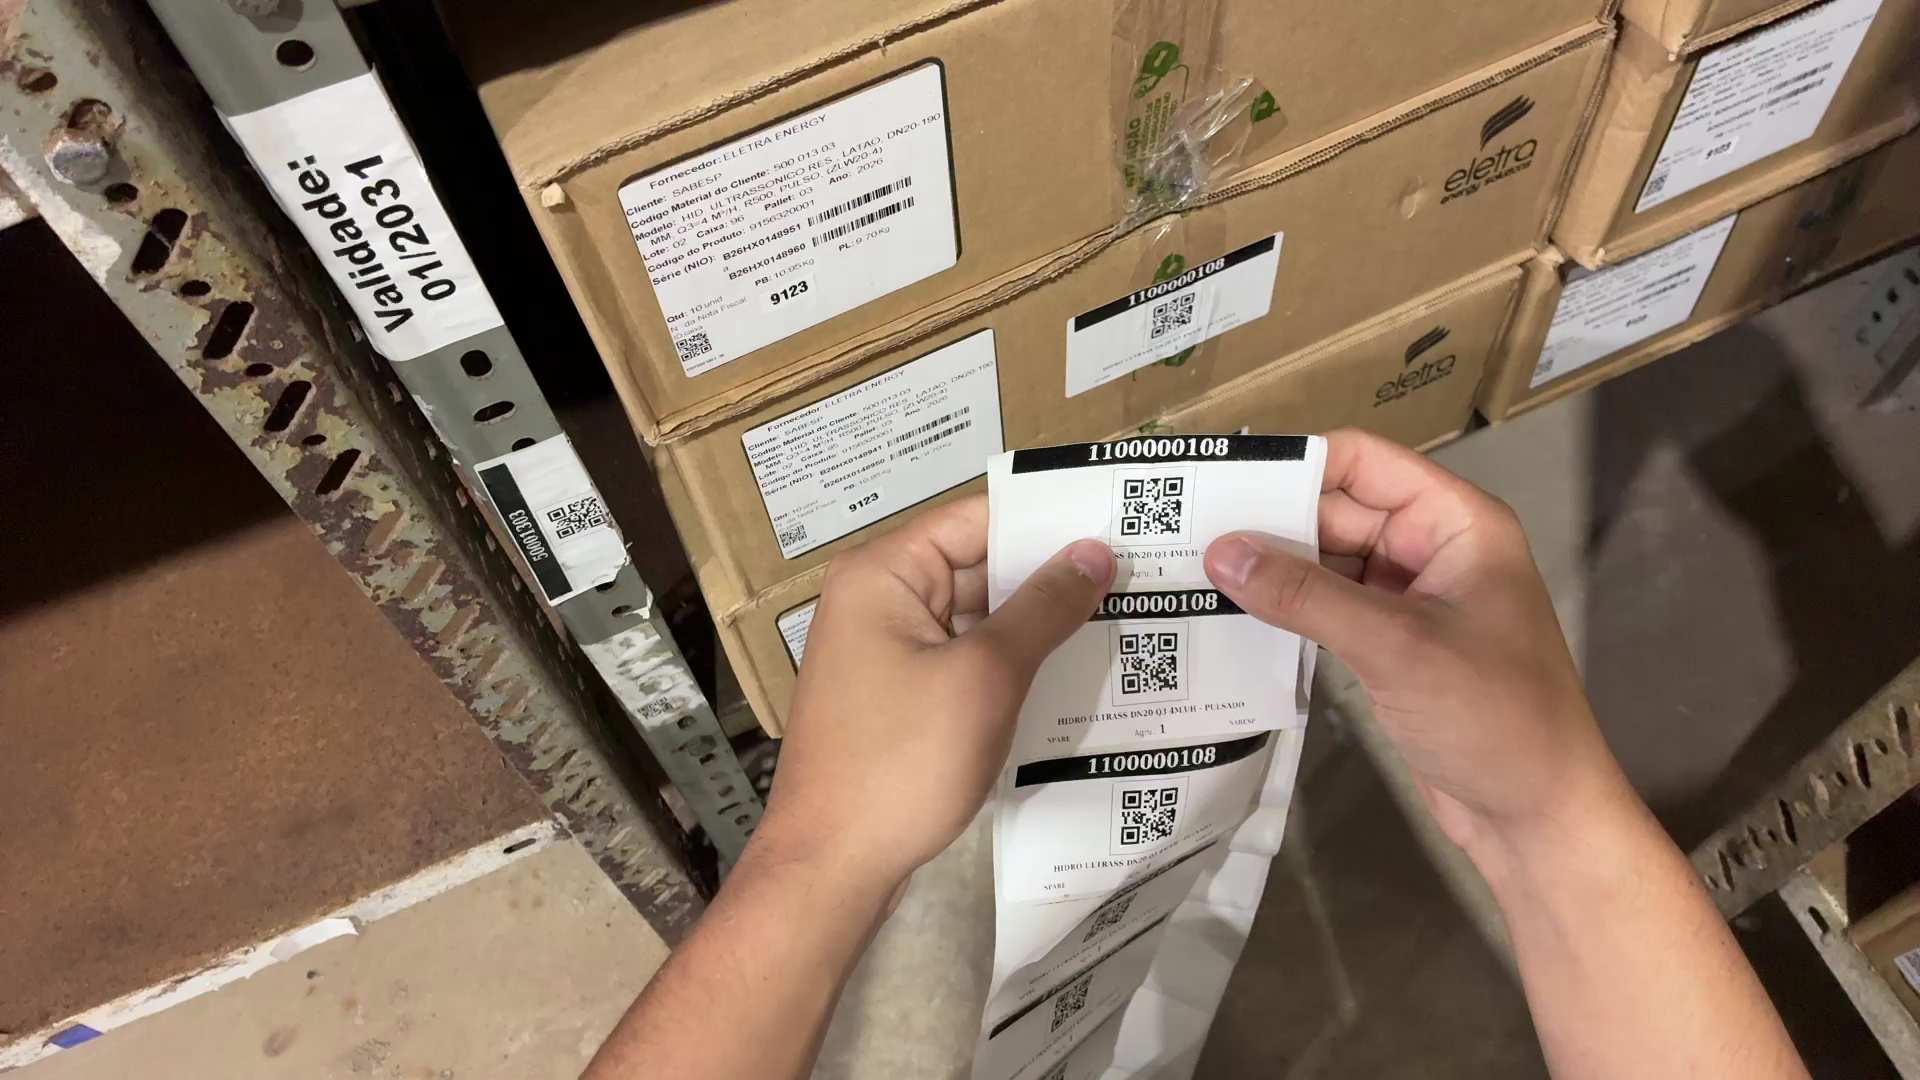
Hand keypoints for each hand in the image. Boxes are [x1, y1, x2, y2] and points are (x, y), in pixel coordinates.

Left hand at [753, 496, 1114, 895]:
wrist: (832, 869)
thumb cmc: (904, 759)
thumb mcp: (985, 675)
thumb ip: (1043, 608)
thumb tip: (1095, 552)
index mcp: (884, 573)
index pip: (976, 520)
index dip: (1045, 520)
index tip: (1114, 523)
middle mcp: (880, 598)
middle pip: (975, 566)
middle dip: (1047, 575)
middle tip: (1134, 573)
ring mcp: (887, 649)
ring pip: (973, 616)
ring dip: (1033, 622)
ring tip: (1118, 615)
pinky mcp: (899, 693)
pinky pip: (962, 657)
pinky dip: (1007, 661)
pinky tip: (1068, 669)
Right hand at [1203, 428, 1632, 853]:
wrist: (1535, 818)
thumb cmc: (1491, 717)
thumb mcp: (1395, 645)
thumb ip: (1304, 594)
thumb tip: (1218, 552)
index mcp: (1452, 522)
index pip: (1361, 462)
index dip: (1294, 463)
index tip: (1222, 482)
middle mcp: (1425, 548)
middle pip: (1332, 509)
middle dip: (1267, 519)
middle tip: (1188, 530)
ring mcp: (1402, 595)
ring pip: (1320, 558)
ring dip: (1268, 564)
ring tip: (1193, 565)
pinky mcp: (1380, 637)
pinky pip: (1320, 601)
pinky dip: (1281, 603)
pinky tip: (1228, 609)